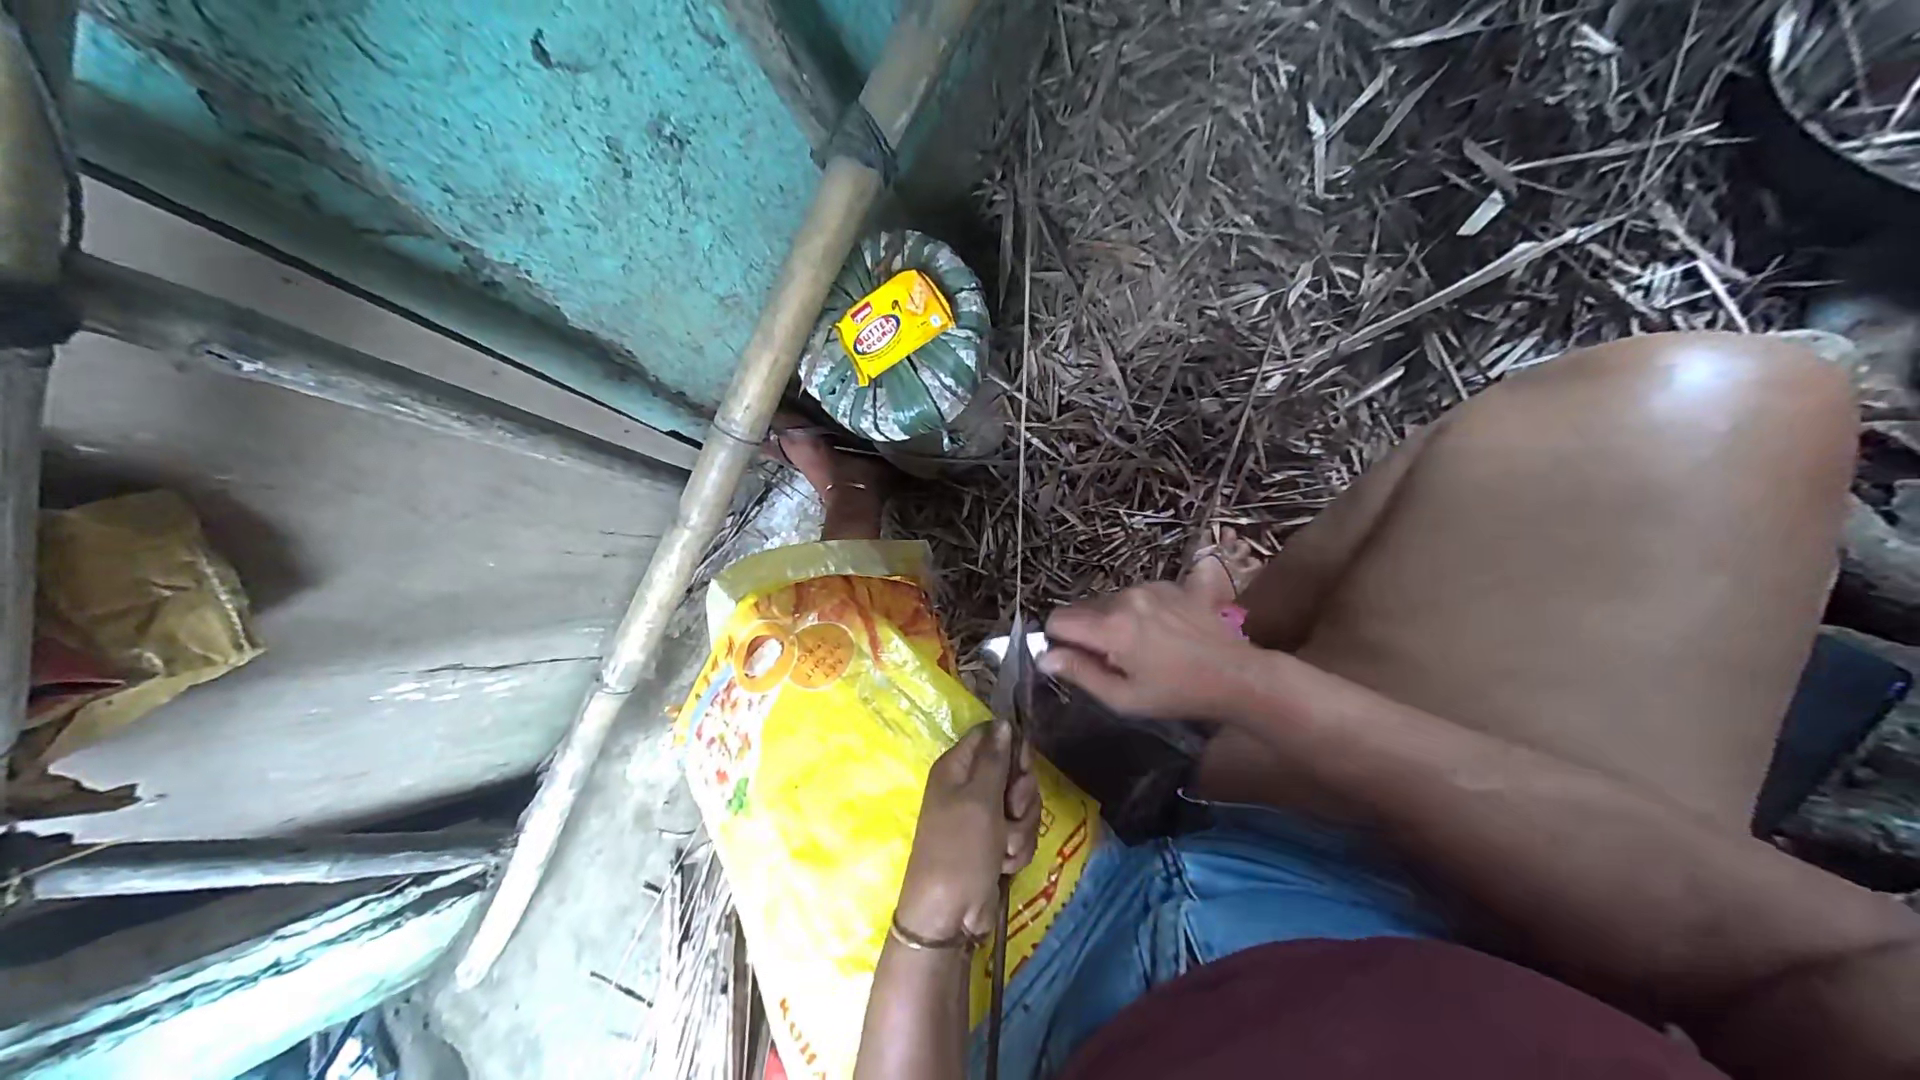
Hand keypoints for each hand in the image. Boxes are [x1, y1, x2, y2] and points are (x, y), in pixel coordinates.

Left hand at [895, 720, 1040, 941]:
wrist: (949, 915)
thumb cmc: (959, 850)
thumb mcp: (979, 799)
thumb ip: (995, 759)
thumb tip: (1003, 721)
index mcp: (957, 768)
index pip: (991, 736)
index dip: (1012, 748)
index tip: (1022, 766)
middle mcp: (969, 787)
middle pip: (1013, 771)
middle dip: (1021, 796)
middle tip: (1011, 811)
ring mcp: (983, 816)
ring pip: (1022, 805)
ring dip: (1020, 828)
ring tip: (1003, 847)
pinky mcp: (995, 843)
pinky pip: (1020, 832)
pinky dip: (1017, 849)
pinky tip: (1004, 864)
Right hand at [1040, 580, 1267, 720]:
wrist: (1237, 675)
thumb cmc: (1177, 693)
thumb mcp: (1124, 698)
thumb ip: (1080, 673)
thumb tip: (1045, 657)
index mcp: (1111, 627)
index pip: (1057, 620)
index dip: (1058, 641)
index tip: (1076, 660)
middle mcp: (1125, 597)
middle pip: (1081, 608)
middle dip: (1085, 632)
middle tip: (1112, 660)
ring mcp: (1149, 586)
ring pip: (1107, 601)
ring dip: (1110, 621)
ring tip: (1140, 648)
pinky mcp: (1169, 584)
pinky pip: (1134, 594)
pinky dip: (1135, 611)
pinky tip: (1158, 633)